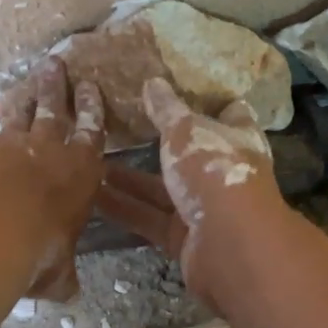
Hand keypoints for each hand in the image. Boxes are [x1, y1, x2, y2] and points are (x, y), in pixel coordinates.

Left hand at [0, 58, 105, 299]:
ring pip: (17, 115)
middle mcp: (45, 150)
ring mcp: (6, 147)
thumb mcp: (58, 272)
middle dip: (56, 86)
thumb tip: (68, 291)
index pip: (92, 133)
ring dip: (23, 99)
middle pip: (53, 109)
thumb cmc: (37, 252)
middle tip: (55, 62)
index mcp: (79, 172)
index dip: (92, 109)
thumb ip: (63, 274)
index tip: (91, 86)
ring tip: (25, 84)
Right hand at [96, 78, 277, 302]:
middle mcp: (222, 172)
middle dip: (157, 143)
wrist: (228, 247)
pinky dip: (124, 207)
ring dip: (130, 179)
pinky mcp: (184, 237)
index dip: (209, 102)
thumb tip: (152, 81)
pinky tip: (91, 195)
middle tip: (119, 127)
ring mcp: (204, 207)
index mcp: (236, 139)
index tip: (178, 91)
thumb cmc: (212, 173)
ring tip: (93, 162)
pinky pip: (149, 217)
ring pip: (162, 189)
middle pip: (188, 154)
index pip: (230, 114)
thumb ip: (166, 109)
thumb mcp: (185, 131)